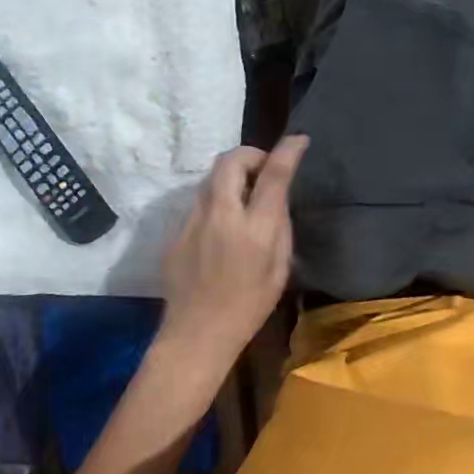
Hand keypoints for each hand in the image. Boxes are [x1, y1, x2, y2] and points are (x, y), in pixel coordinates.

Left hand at [158, 135, 309, 362]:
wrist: (197, 333)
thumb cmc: (249, 306)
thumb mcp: (280, 268)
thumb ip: (279, 227)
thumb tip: (275, 199)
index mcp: (255, 228)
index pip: (273, 174)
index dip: (288, 151)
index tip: (298, 140)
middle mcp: (221, 215)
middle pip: (230, 160)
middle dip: (250, 155)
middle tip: (263, 170)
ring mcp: (192, 221)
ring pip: (210, 180)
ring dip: (230, 177)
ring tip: (243, 197)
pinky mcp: (175, 232)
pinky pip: (198, 204)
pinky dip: (215, 202)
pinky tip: (221, 228)